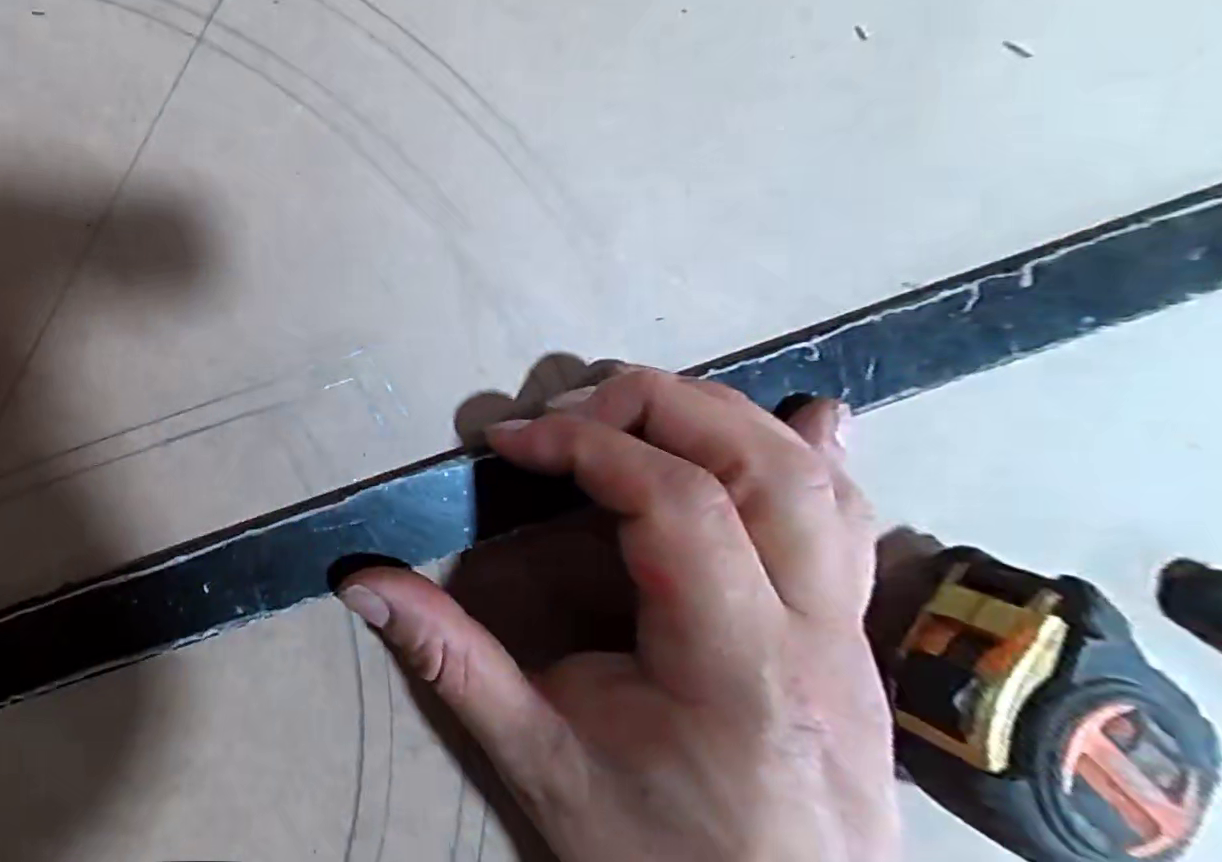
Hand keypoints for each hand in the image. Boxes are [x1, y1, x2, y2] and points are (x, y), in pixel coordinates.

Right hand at [338, 367, 898, 861]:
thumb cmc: (657, 852)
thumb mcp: (538, 762)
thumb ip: (451, 661)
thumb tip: (362, 582)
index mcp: (736, 667)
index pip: (677, 502)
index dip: (586, 444)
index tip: (512, 442)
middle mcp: (818, 632)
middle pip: (758, 463)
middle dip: (654, 404)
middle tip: (568, 411)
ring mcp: (854, 628)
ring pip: (811, 476)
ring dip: (716, 414)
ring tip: (632, 409)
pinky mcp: (859, 631)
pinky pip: (852, 516)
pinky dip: (810, 451)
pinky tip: (795, 419)